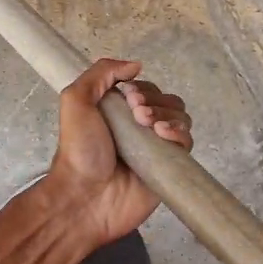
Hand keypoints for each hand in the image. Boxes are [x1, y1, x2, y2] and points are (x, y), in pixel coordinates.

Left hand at [43, 59, 192, 249]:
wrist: (84, 197)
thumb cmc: (79, 150)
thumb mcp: (76, 100)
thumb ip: (101, 73)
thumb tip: (135, 65)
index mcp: (121, 112)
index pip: (146, 89)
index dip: (141, 88)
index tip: (129, 96)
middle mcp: (141, 127)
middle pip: (166, 100)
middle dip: (154, 100)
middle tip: (136, 113)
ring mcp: (157, 148)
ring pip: (179, 117)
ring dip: (167, 113)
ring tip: (146, 124)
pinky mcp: (170, 168)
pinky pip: (186, 142)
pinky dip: (179, 132)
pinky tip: (162, 134)